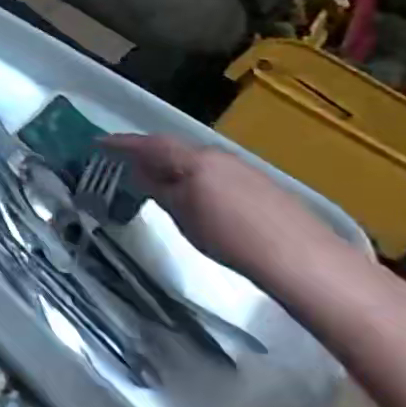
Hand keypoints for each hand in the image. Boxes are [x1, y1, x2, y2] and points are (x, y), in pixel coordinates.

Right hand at [101, 133, 347, 279]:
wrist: (308, 263)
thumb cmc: (231, 236)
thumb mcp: (181, 214)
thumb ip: (157, 188)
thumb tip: (139, 171)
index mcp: (192, 157)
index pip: (147, 143)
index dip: (120, 143)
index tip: (97, 144)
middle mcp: (217, 155)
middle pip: (174, 148)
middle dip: (149, 154)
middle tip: (126, 163)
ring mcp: (245, 170)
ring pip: (198, 161)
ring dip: (176, 167)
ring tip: (160, 181)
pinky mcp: (266, 188)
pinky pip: (219, 174)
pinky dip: (199, 179)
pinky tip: (200, 197)